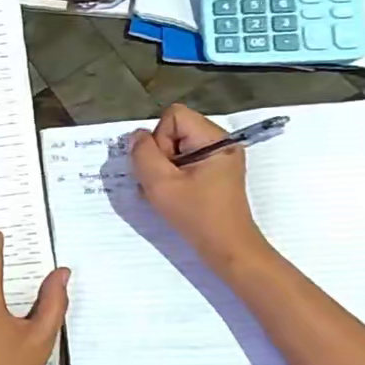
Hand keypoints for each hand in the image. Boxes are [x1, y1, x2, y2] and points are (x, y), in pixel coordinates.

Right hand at [129, 104, 268, 265]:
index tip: (165, 169)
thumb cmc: (197, 217)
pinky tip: (176, 195)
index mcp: (215, 139)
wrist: (228, 249)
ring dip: (165, 167)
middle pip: (175, 129)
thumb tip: (136, 136)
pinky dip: (174, 175)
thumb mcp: (161, 185)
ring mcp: (220, 157)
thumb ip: (142, 155)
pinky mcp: (216, 172)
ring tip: (170, 192)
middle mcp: (221, 142)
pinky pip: (186, 160)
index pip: (174, 116)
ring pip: (177, 146)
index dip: (160, 139)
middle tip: (166, 183)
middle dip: (161, 154)